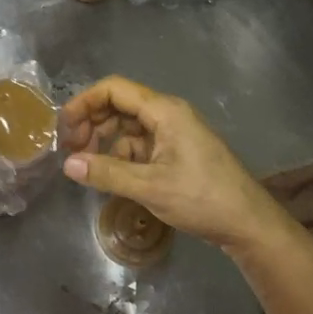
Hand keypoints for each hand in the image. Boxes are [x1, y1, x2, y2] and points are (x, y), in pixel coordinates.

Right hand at [59, 76, 286, 253]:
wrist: (249, 224)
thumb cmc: (203, 199)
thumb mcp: (150, 188)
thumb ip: (107, 173)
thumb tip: (68, 165)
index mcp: (164, 111)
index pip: (114, 89)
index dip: (84, 103)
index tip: (63, 128)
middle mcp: (168, 114)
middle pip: (119, 105)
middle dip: (91, 123)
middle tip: (72, 151)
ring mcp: (173, 133)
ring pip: (127, 126)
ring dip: (104, 141)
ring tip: (87, 166)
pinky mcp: (176, 152)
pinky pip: (139, 144)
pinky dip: (121, 155)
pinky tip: (111, 177)